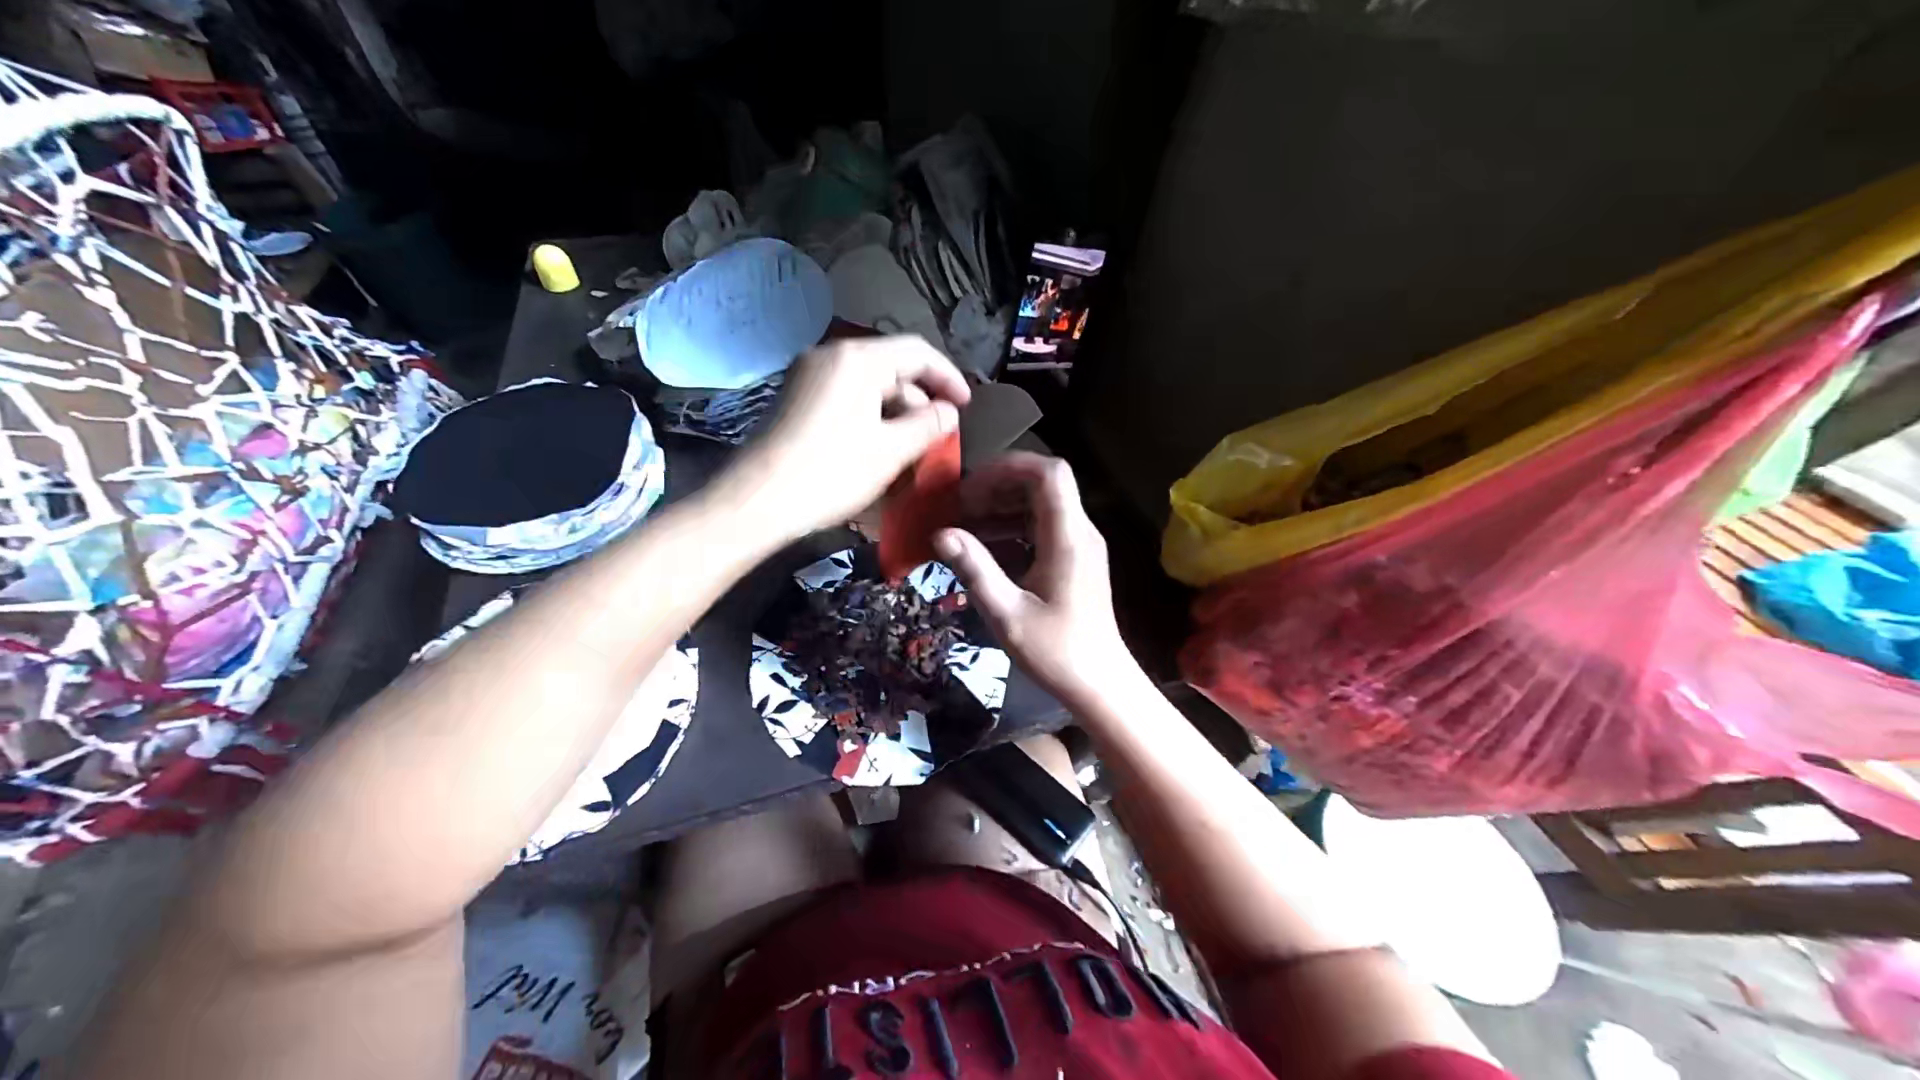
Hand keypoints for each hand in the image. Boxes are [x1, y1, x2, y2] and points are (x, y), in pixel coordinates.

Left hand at [724, 336, 970, 539]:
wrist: (755, 502)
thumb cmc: (831, 473)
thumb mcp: (890, 451)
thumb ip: (928, 425)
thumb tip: (949, 411)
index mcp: (857, 359)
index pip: (917, 351)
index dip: (948, 377)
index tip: (966, 406)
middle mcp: (830, 356)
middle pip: (890, 366)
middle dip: (920, 398)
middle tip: (938, 435)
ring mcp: (807, 376)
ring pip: (867, 384)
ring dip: (895, 411)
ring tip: (910, 448)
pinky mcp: (795, 399)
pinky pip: (844, 396)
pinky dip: (869, 416)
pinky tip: (877, 447)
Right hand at [933, 453, 1136, 708]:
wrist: (1099, 683)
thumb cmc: (1056, 652)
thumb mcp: (1006, 613)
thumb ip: (974, 568)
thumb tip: (940, 534)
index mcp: (1068, 537)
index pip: (1049, 473)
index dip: (1009, 466)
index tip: (971, 484)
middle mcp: (1080, 532)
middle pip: (1043, 483)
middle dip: (998, 485)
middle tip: (960, 504)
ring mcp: (1080, 544)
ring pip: (1041, 504)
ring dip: (1003, 506)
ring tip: (964, 523)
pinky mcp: (1075, 559)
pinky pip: (1043, 526)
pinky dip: (1013, 526)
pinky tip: (984, 545)